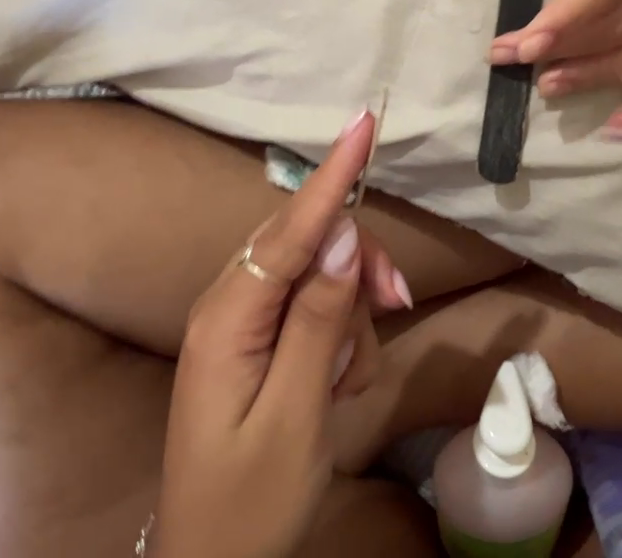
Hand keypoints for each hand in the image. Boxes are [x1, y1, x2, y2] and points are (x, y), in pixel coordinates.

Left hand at [153, 110, 398, 557]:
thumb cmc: (250, 500)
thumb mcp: (295, 414)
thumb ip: (316, 318)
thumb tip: (341, 234)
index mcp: (226, 318)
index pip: (288, 230)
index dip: (331, 175)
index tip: (362, 122)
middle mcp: (228, 305)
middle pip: (310, 247)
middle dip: (357, 272)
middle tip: (395, 307)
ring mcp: (241, 324)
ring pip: (320, 282)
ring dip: (351, 322)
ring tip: (348, 383)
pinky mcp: (257, 343)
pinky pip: (313, 315)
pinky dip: (340, 343)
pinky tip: (337, 387)